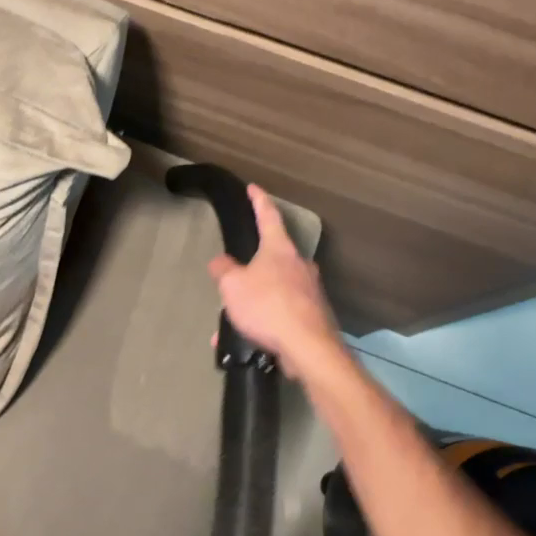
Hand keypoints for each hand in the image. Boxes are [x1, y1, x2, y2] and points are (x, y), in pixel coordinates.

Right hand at [208, 185, 340, 376]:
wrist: (308, 347)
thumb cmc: (267, 306)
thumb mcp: (232, 286)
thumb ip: (223, 270)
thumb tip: (220, 262)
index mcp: (280, 249)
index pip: (268, 216)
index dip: (258, 200)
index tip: (253, 188)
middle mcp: (300, 265)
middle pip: (273, 257)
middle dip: (253, 268)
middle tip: (236, 279)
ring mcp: (310, 290)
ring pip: (275, 290)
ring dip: (255, 303)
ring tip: (234, 323)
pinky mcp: (314, 315)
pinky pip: (282, 313)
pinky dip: (265, 323)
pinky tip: (248, 342)